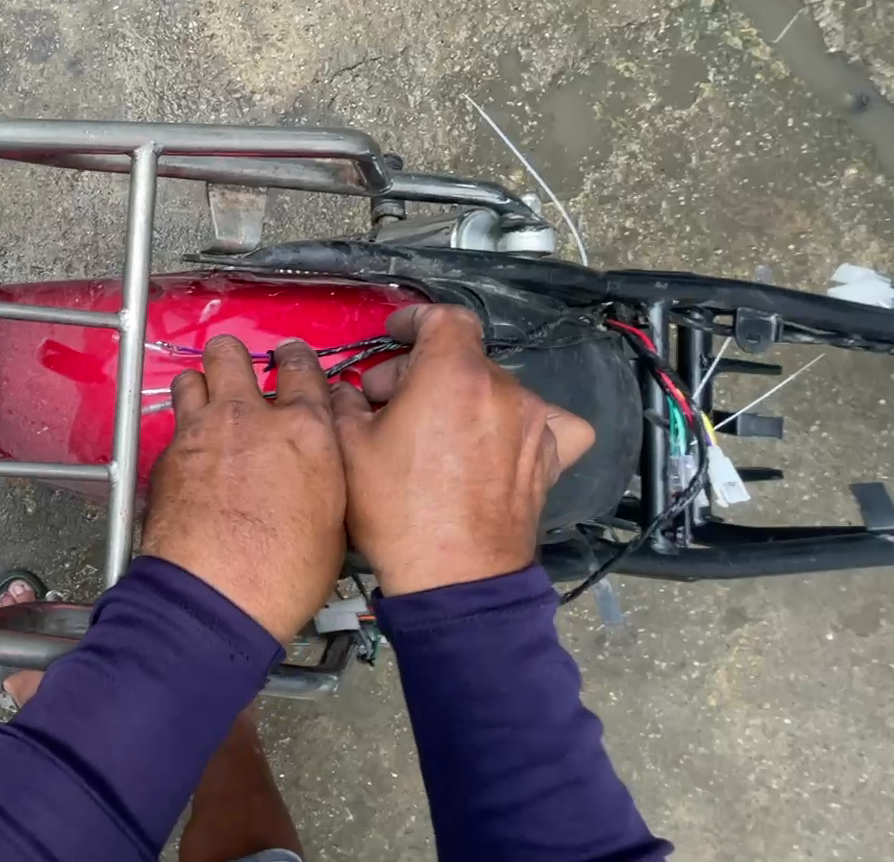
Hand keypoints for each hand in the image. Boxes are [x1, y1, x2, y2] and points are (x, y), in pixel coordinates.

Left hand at [141, 336, 347, 641]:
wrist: (215, 594)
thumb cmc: (284, 571)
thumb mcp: (333, 517)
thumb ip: (320, 466)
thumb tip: (313, 456)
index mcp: (303, 429)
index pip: (300, 365)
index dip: (294, 358)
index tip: (290, 360)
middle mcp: (247, 417)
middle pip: (229, 352)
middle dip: (232, 356)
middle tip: (237, 372)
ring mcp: (200, 431)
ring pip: (191, 378)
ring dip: (200, 387)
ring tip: (208, 407)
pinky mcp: (167, 453)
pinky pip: (174, 424)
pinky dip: (184, 431)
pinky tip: (192, 455)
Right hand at [327, 305, 596, 595]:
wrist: (452, 574)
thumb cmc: (394, 506)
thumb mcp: (345, 444)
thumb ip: (343, 400)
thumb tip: (348, 390)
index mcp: (452, 375)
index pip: (443, 318)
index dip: (413, 319)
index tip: (392, 332)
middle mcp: (504, 390)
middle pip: (459, 356)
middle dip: (417, 370)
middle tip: (381, 403)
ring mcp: (535, 425)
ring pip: (490, 388)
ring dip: (455, 395)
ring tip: (427, 428)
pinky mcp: (550, 458)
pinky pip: (541, 420)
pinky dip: (513, 419)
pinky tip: (493, 437)